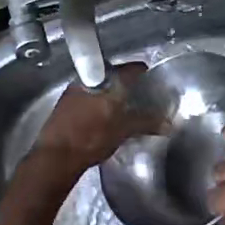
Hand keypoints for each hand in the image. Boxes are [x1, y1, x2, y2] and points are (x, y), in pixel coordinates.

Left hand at [29, 62, 150, 178]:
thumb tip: (167, 123)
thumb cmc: (91, 139)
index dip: (140, 71)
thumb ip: (145, 123)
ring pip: (97, 83)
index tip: (148, 74)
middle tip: (136, 89)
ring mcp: (73, 89)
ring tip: (120, 101)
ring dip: (108, 90)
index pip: (127, 69)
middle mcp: (88, 80)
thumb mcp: (122, 131)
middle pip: (111, 74)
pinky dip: (96, 98)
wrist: (56, 155)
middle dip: (123, 81)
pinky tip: (101, 111)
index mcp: (104, 82)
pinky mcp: (64, 101)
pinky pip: (86, 92)